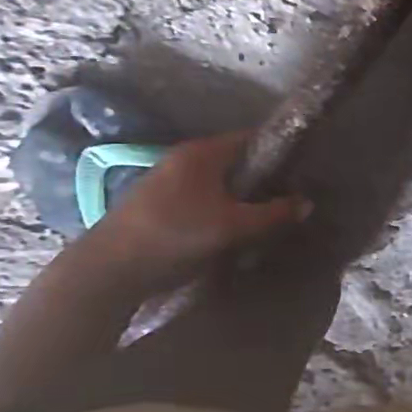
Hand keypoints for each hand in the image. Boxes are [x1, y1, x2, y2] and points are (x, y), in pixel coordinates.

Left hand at [75, 132, 307, 293]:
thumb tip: (307, 203)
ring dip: (240, 197)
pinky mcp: (156, 204)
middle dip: (262, 179)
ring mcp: (166, 180)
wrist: (104, 273)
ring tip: (263, 218)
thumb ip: (273, 214)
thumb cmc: (174, 237)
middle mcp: (184, 157)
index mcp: (202, 152)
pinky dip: (220, 208)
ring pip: (218, 182)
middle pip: (235, 161)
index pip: (252, 138)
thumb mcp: (232, 227)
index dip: (279, 152)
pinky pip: (201, 198)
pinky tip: (230, 231)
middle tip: (286, 200)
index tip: (301, 172)